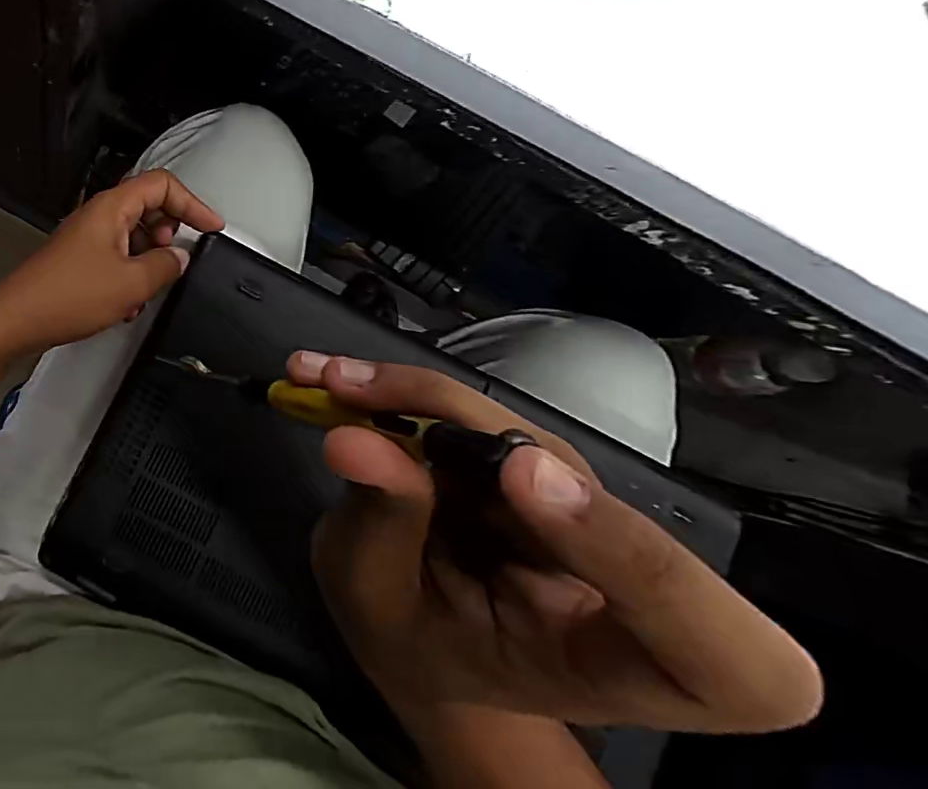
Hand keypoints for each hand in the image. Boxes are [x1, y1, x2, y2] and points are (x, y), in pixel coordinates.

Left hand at [0, 170, 222, 353]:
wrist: (19, 319)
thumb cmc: (66, 296)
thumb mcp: (131, 283)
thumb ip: (165, 266)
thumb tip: (178, 257)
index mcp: (110, 208)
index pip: (161, 184)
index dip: (192, 203)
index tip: (210, 227)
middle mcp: (96, 216)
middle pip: (147, 208)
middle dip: (167, 234)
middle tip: (170, 261)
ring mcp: (85, 237)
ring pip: (132, 236)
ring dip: (147, 261)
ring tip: (144, 290)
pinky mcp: (78, 260)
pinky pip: (115, 257)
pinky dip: (128, 275)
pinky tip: (125, 303)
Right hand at [294, 351, 821, 734]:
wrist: (411, 628)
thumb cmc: (407, 641)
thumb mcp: (379, 601)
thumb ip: (381, 527)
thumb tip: (352, 439)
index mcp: (620, 666)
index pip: (719, 655)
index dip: (637, 558)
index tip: (520, 475)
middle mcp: (625, 578)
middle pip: (575, 485)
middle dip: (457, 425)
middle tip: (356, 393)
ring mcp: (577, 509)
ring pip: (515, 431)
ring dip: (415, 394)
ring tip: (324, 377)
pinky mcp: (531, 464)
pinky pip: (477, 416)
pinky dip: (401, 391)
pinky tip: (336, 376)